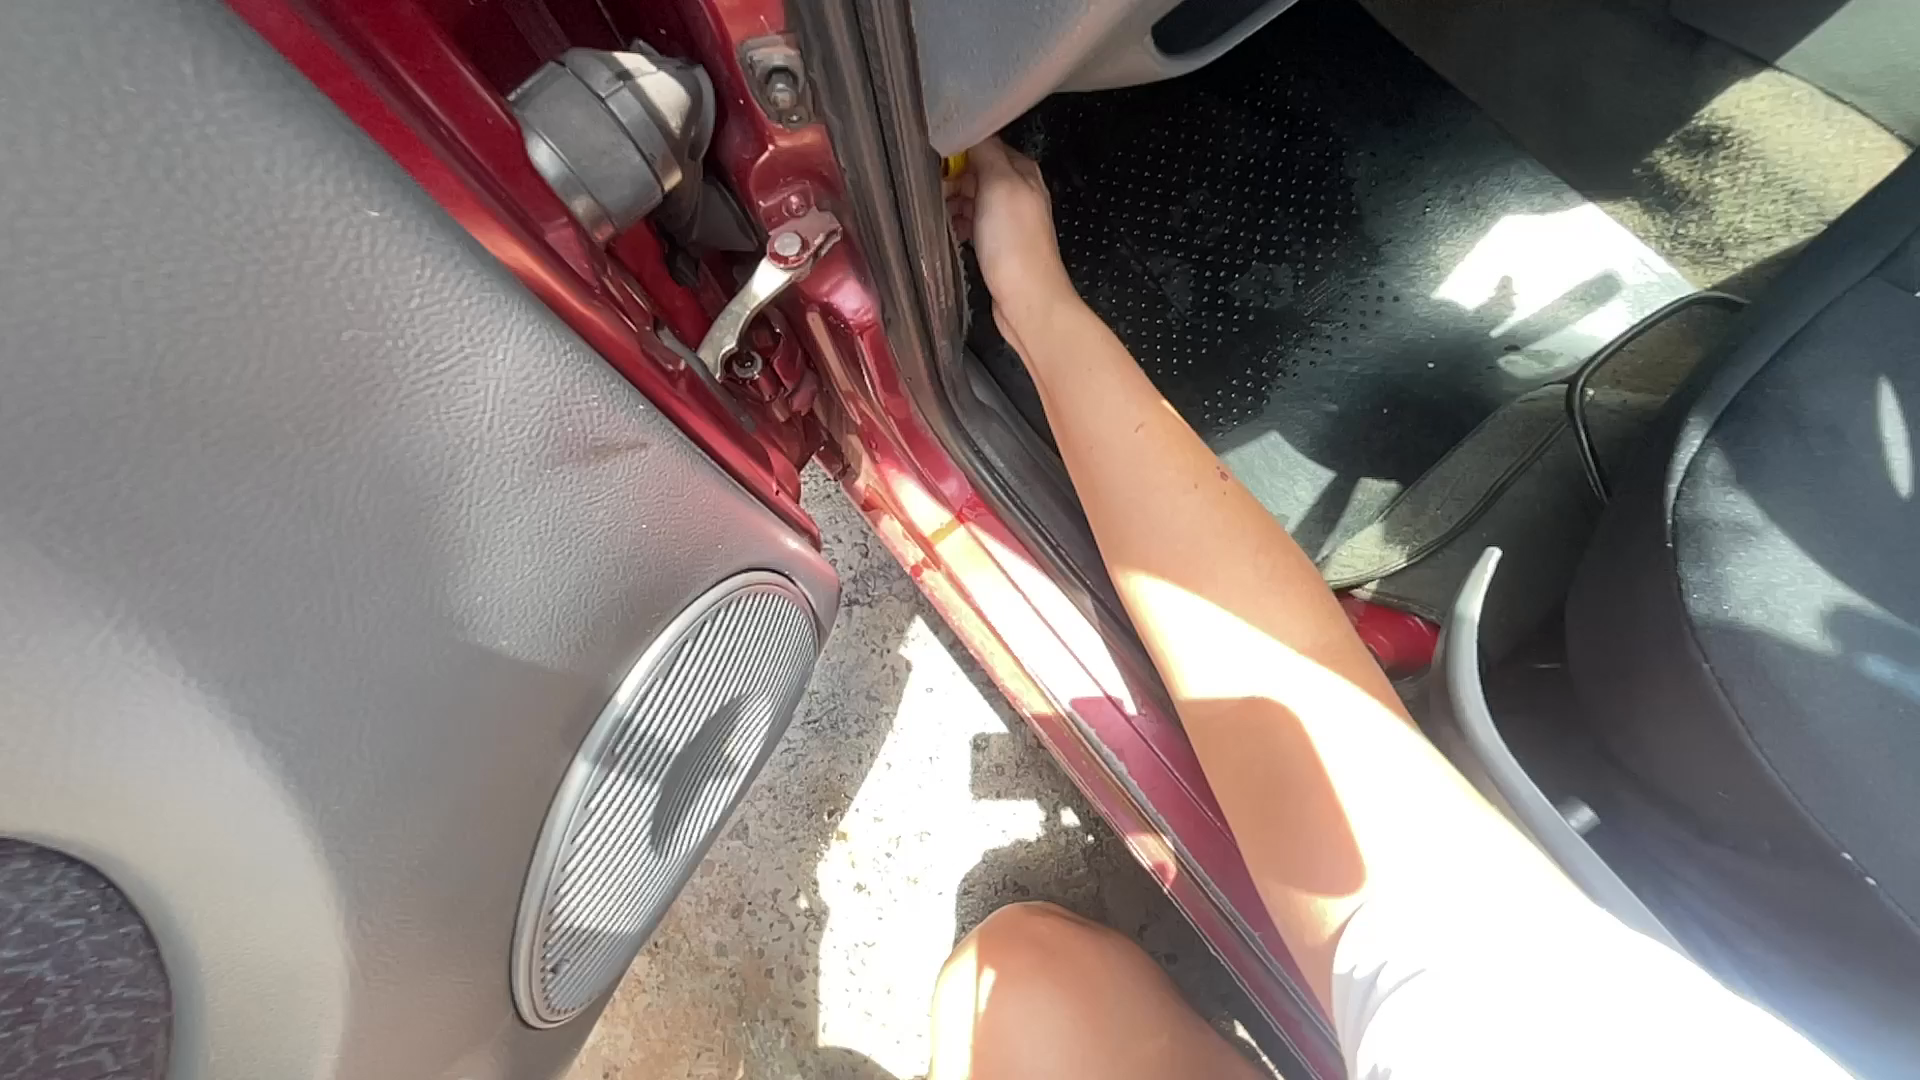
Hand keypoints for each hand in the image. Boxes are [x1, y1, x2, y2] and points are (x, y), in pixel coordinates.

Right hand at [948, 137, 1081, 356]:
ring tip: (938, 216)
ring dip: (953, 205)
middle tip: (933, 194)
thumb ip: (985, 153)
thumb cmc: (1014, 244)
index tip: (934, 164)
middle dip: (952, 181)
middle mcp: (1018, 192)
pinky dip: (960, 226)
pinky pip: (974, 226)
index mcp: (1022, 171)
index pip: (984, 147)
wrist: (1027, 299)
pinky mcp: (999, 247)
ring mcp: (1008, 221)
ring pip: (972, 201)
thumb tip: (969, 133)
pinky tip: (951, 234)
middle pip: (976, 174)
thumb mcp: (999, 184)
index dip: (958, 153)